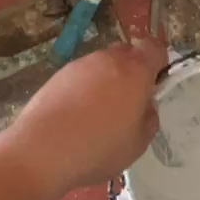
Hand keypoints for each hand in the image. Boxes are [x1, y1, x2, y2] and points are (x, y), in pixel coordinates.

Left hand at [0, 37, 167, 198]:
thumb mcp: (138, 143)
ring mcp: (79, 65)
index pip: (154, 47)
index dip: (159, 61)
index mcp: (135, 71)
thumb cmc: (99, 148)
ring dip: (107, 81)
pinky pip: (80, 76)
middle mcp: (108, 60)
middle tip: (129, 101)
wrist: (41, 152)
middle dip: (132, 71)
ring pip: (102, 65)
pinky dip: (84, 89)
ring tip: (98, 114)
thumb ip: (149, 119)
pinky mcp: (56, 76)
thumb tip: (145, 107)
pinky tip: (76, 117)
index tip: (155, 83)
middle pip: (127, 53)